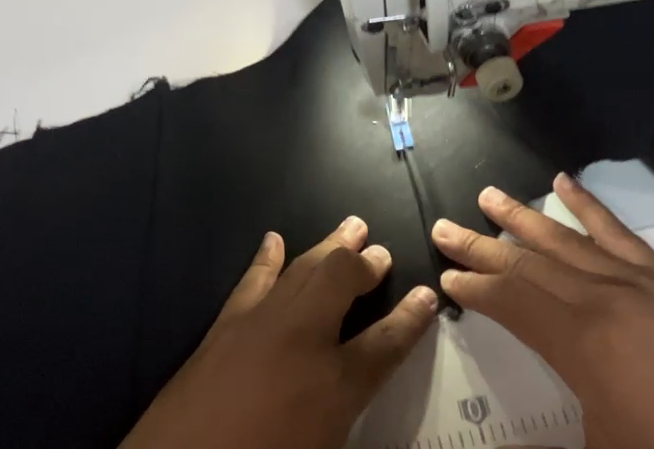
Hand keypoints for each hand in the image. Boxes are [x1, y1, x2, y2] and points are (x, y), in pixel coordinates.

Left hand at [120, 216, 438, 448]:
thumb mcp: (324, 443)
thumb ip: (347, 410)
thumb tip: (360, 382)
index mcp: (334, 384)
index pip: (386, 343)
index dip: (410, 319)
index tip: (427, 295)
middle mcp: (302, 340)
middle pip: (341, 283)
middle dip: (365, 265)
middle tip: (381, 249)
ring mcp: (261, 324)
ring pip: (302, 271)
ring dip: (327, 247)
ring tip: (349, 226)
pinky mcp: (225, 325)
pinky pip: (253, 281)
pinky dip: (266, 259)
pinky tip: (274, 240)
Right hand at [432, 175, 653, 448]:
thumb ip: (549, 443)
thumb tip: (504, 442)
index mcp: (585, 343)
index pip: (513, 301)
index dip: (476, 288)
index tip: (445, 275)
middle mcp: (606, 299)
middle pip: (532, 262)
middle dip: (484, 246)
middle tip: (445, 226)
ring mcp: (642, 285)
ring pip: (570, 240)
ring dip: (526, 218)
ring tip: (490, 195)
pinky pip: (621, 235)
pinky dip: (590, 209)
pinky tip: (568, 186)